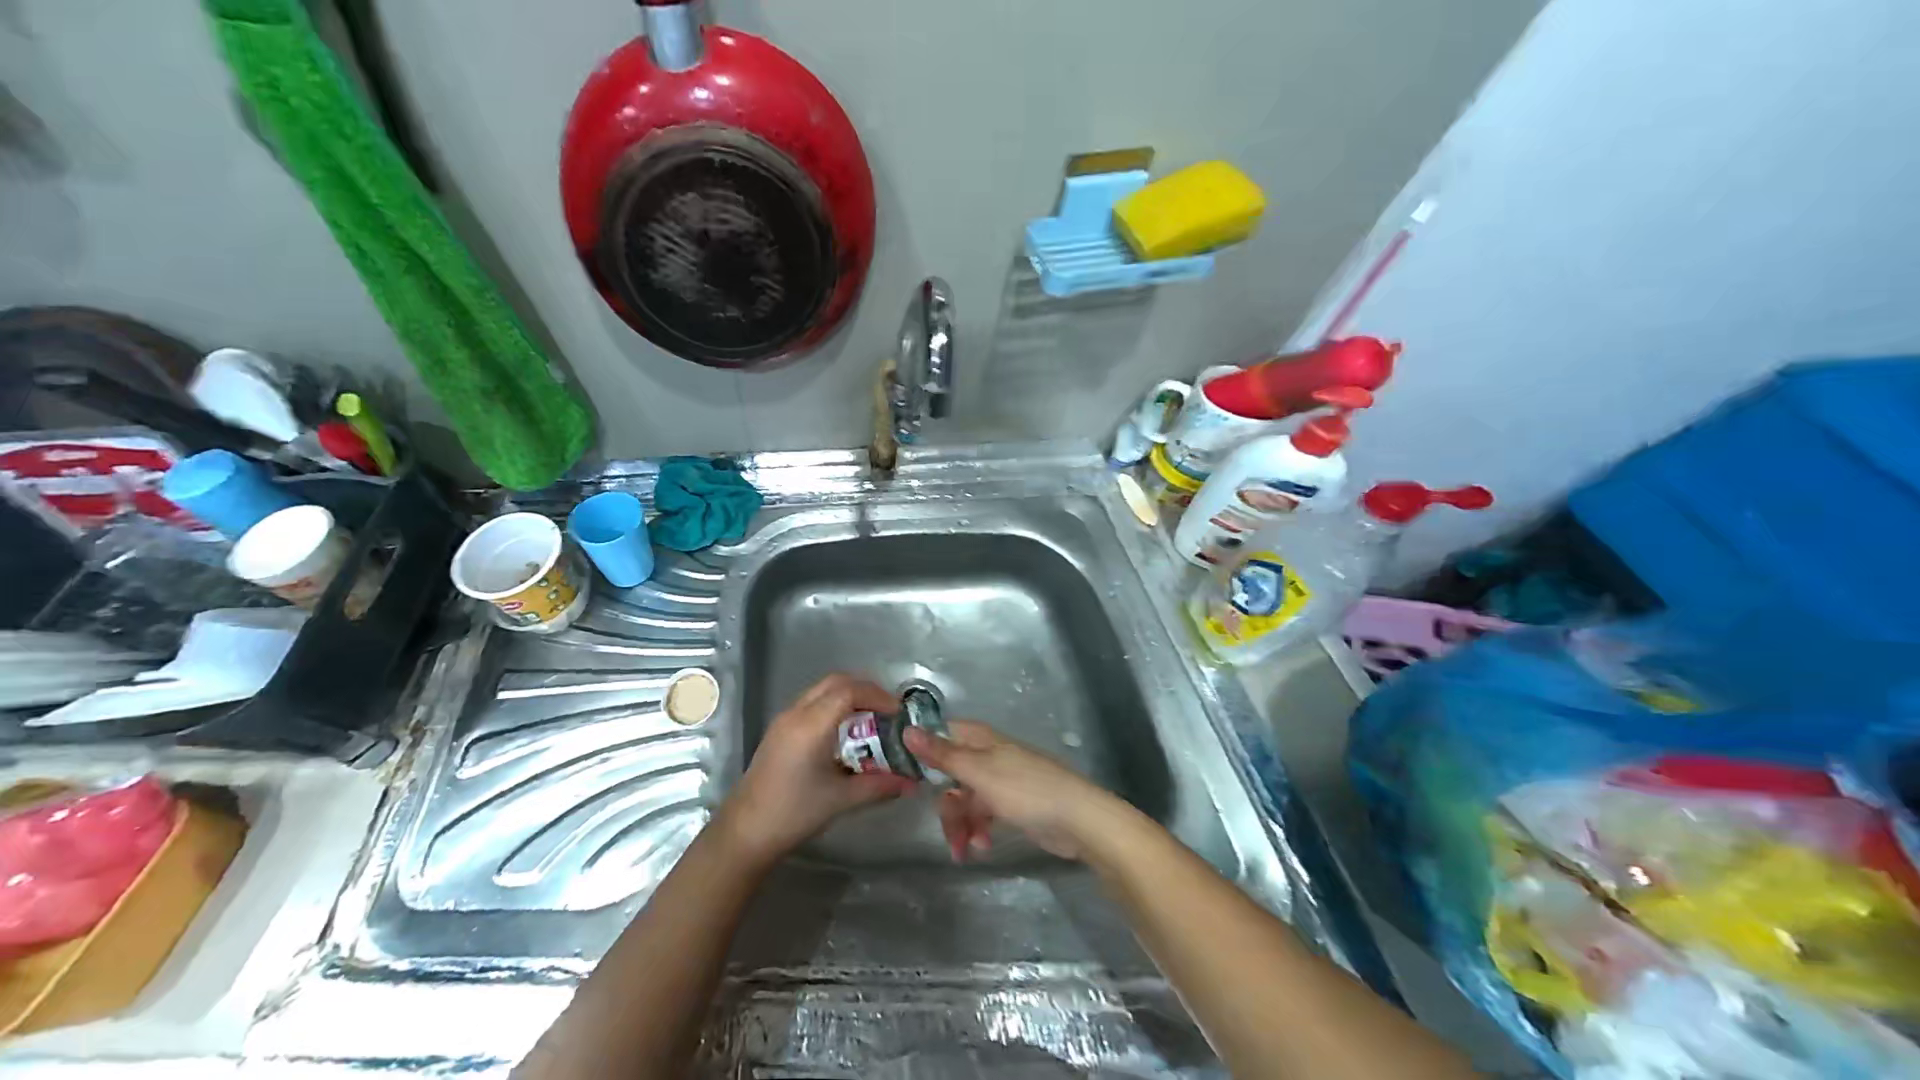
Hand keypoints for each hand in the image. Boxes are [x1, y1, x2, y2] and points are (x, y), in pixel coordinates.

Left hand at [720, 674, 916, 865]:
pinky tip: (846, 733)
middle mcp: (796, 714)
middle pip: (835, 682)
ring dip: (849, 696)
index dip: (877, 696)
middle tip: (888, 710)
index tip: (898, 713)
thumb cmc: (793, 813)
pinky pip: (812, 703)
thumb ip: (879, 786)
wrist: (744, 832)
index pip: (849, 691)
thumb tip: (911, 783)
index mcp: (811, 725)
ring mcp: (784, 720)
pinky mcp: (779, 731)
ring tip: (872, 719)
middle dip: (866, 689)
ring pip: (822, 690)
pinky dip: (834, 706)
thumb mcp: (841, 800)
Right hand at [903, 719, 1121, 862]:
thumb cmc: (1025, 790)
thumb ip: (942, 754)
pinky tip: (982, 848)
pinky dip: (978, 830)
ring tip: (965, 851)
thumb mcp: (978, 772)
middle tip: (949, 831)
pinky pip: (983, 815)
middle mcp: (988, 755)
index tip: (903, 772)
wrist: (1077, 820)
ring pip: (965, 800)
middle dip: (947, 806)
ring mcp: (1001, 781)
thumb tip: (906, 729)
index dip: (922, 750)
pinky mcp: (1012, 805)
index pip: (941, 734)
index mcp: (980, 738)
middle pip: (950, 775)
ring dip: (961, 825)